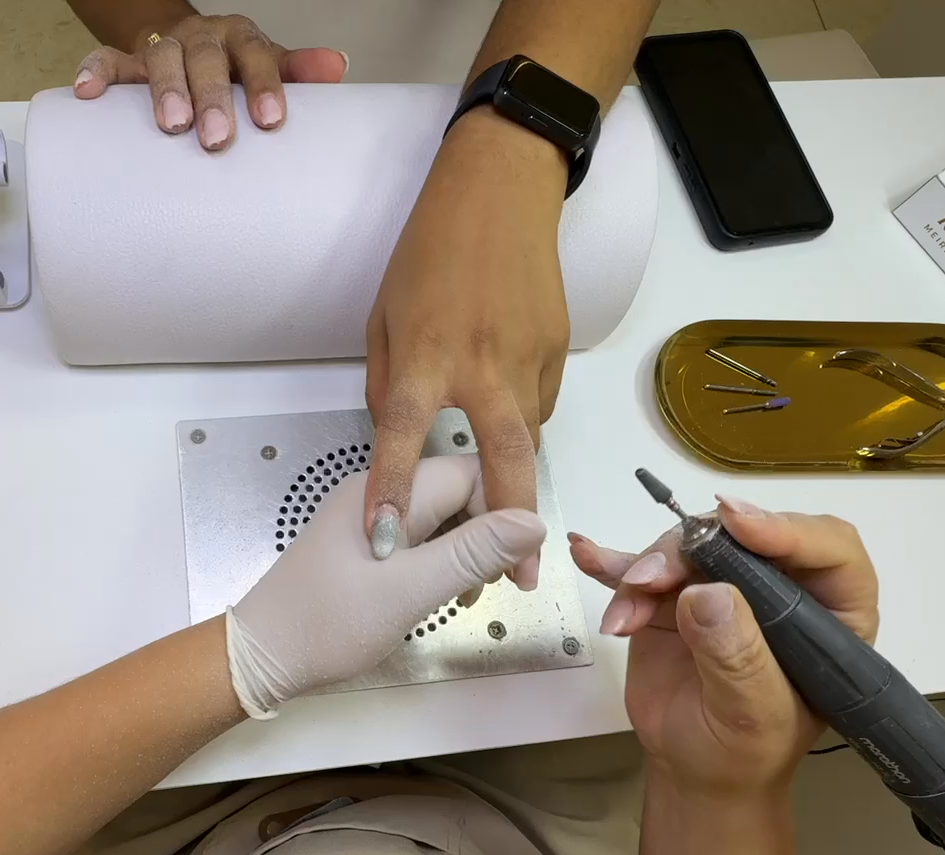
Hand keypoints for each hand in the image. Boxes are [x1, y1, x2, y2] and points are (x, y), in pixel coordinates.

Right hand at [72, 14, 346, 150]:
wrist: (189, 49)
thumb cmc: (234, 72)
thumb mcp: (267, 68)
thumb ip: (298, 72)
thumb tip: (339, 68)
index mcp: (239, 41)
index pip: (254, 56)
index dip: (263, 86)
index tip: (270, 122)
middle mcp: (201, 40)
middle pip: (205, 60)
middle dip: (211, 98)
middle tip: (215, 139)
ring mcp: (164, 48)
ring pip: (161, 60)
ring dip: (164, 90)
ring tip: (170, 125)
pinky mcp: (130, 63)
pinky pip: (110, 62)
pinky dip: (97, 73)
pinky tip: (87, 93)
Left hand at [227, 454, 544, 716]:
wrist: (261, 655)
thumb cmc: (328, 624)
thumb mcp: (407, 591)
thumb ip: (471, 554)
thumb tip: (535, 522)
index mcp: (385, 490)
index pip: (471, 473)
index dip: (507, 513)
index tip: (523, 567)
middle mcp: (378, 493)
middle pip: (458, 493)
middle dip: (490, 534)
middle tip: (503, 585)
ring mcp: (369, 519)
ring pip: (442, 519)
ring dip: (469, 552)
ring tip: (470, 596)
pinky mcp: (363, 546)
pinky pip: (419, 540)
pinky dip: (442, 564)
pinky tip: (443, 594)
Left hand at [364, 110, 571, 590]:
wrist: (502, 186)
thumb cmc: (427, 252)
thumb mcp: (384, 318)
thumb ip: (389, 385)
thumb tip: (398, 438)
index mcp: (426, 357)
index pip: (402, 437)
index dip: (391, 493)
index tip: (385, 545)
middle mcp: (482, 365)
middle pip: (505, 459)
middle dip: (511, 526)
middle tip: (519, 578)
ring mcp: (530, 358)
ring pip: (528, 437)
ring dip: (516, 472)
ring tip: (505, 499)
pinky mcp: (560, 350)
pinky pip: (539, 404)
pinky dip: (521, 421)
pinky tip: (506, 411)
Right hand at [568, 497, 879, 794]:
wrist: (692, 766)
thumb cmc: (743, 750)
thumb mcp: (752, 714)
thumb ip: (736, 657)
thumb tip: (705, 593)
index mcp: (827, 613)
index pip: (826, 550)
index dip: (784, 528)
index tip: (733, 521)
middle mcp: (776, 590)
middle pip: (737, 540)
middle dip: (687, 552)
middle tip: (646, 581)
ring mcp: (720, 590)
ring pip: (682, 551)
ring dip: (642, 573)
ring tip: (620, 616)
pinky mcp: (671, 599)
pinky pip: (641, 571)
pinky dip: (611, 564)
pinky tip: (586, 553)